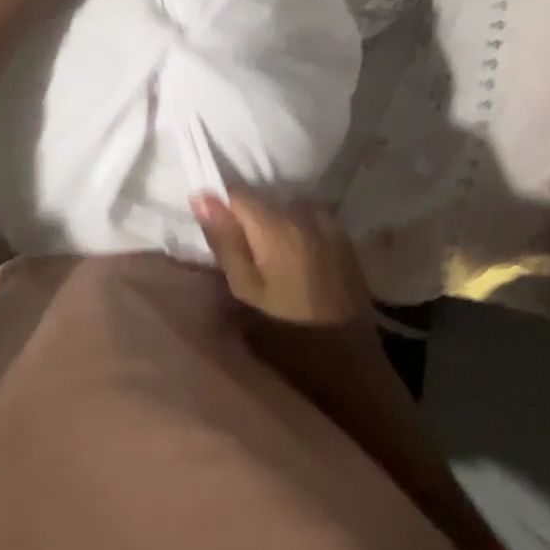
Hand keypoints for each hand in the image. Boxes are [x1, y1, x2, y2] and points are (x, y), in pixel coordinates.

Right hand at [193, 189, 369, 326]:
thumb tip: (201, 196)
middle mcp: (304, 212)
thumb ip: (223, 239)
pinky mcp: (344, 238)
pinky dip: (297, 233)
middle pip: (263, 198)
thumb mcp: (244, 288)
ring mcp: (329, 223)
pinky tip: (297, 263)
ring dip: (274, 225)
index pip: (236, 191)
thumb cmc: (286, 327)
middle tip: (245, 256)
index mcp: (276, 224)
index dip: (222, 208)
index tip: (220, 234)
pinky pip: (309, 221)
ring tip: (271, 261)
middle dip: (248, 219)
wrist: (348, 358)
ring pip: (286, 209)